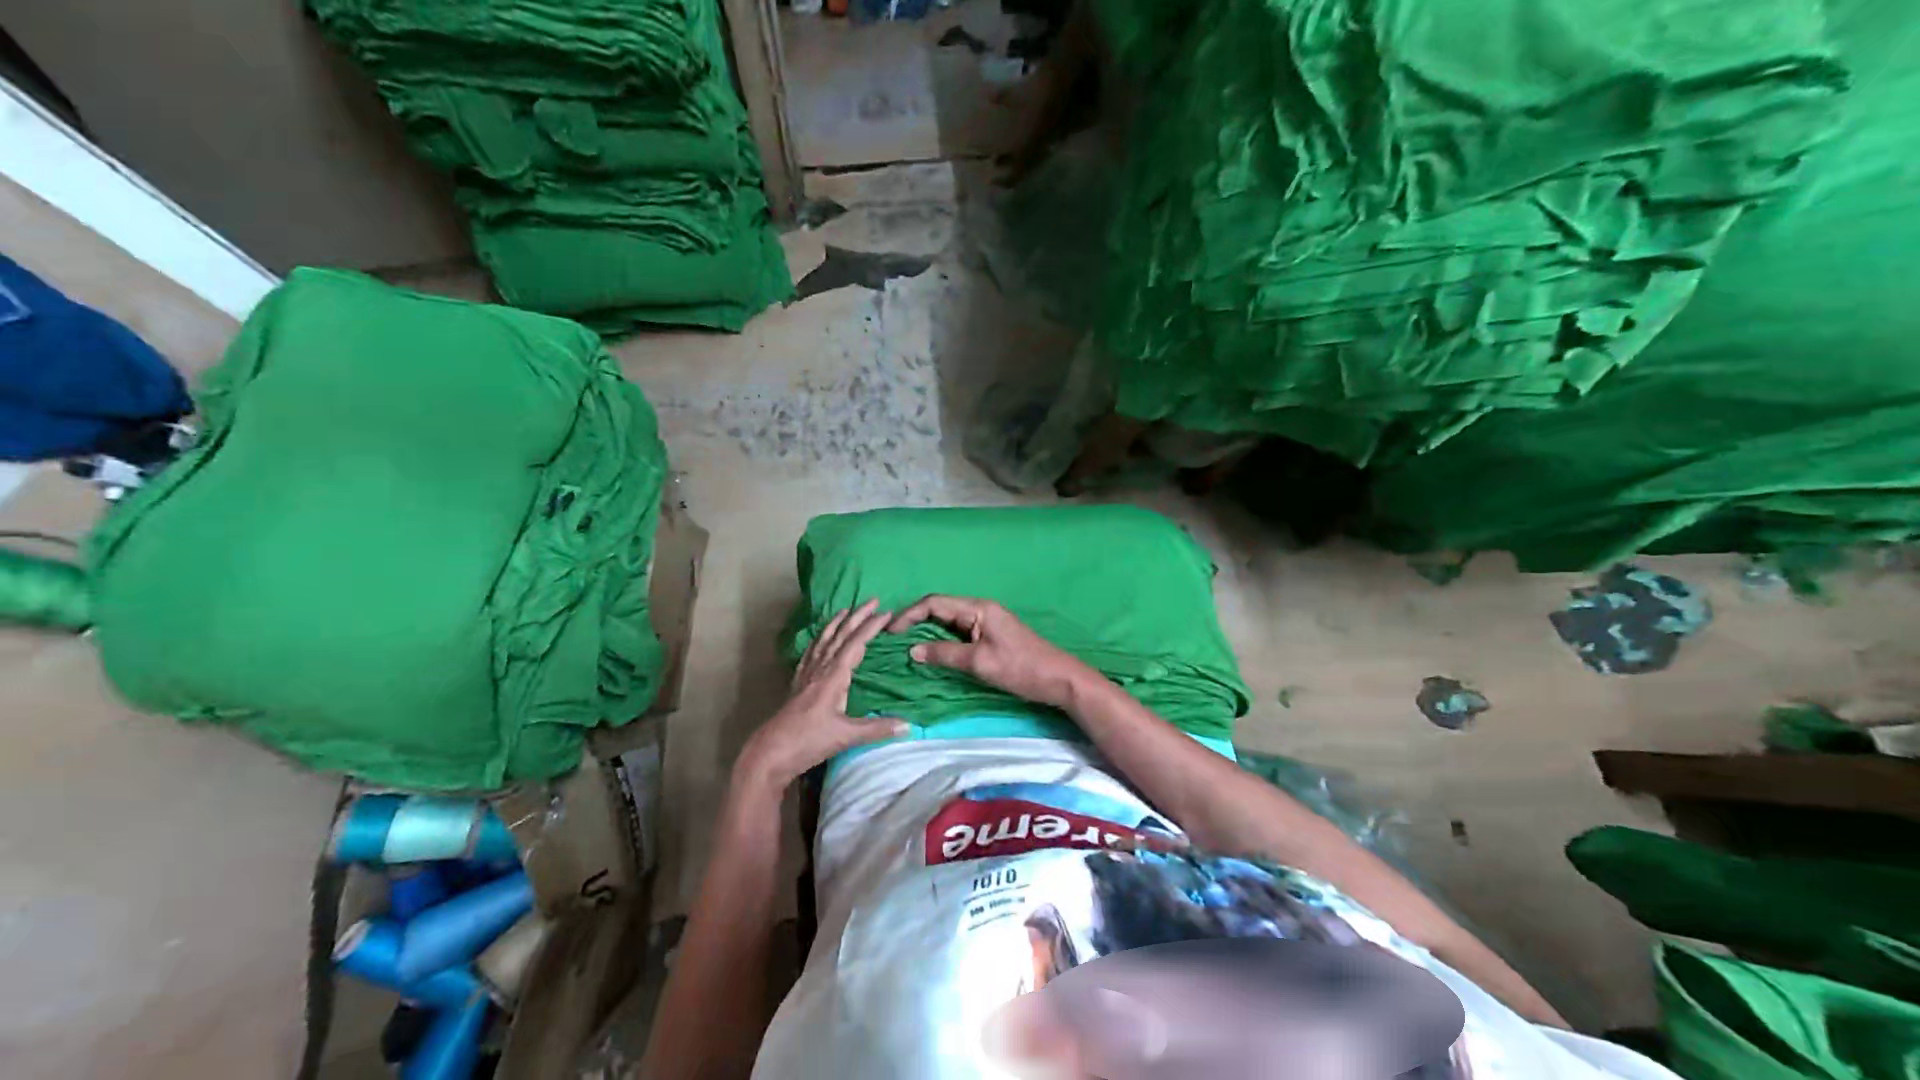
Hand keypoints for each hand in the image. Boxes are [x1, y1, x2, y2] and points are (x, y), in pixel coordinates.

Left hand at [737, 600, 906, 790]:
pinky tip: (819, 640)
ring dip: (836, 623)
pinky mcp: (797, 684)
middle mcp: (819, 670)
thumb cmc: (808, 741)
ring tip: (845, 610)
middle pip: (839, 636)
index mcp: (833, 677)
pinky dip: (818, 640)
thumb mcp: (846, 736)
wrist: (771, 752)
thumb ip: (877, 729)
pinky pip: (810, 653)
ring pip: (823, 641)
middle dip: (856, 617)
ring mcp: (806, 675)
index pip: (855, 644)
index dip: (871, 627)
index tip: (887, 613)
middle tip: (872, 601)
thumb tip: (908, 725)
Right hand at [888, 595, 1098, 709]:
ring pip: (948, 623)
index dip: (909, 614)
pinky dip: (941, 642)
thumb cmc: (1021, 668)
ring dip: (926, 633)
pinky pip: (959, 634)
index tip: (889, 631)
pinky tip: (930, 654)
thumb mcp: (980, 663)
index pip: (934, 603)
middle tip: (891, 640)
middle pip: (940, 609)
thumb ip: (945, 654)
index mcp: (978, 608)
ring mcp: (986, 624)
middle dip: (914, 622)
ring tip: (904, 647)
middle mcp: (980, 610)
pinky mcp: (990, 638)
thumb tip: (912, 650)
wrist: (1060, 679)